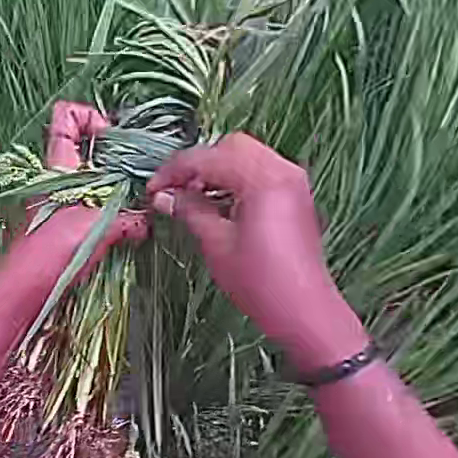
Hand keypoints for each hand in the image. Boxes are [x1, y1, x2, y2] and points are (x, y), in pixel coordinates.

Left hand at [8, 99, 144, 294]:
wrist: (24, 293)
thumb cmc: (51, 252)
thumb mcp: (95, 228)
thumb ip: (127, 218)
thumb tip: (146, 221)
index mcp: (58, 167)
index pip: (67, 117)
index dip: (93, 118)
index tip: (116, 141)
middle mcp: (57, 182)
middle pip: (89, 153)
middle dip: (118, 163)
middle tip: (140, 180)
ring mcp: (60, 207)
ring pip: (95, 185)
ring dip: (119, 194)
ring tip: (139, 209)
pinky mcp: (65, 232)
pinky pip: (94, 214)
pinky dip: (112, 218)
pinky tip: (127, 234)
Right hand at [146, 133, 366, 369]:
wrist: (303, 311)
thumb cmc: (261, 283)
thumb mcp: (217, 245)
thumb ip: (190, 211)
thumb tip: (166, 197)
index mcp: (262, 179)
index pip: (209, 157)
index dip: (176, 170)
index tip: (155, 187)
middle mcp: (282, 171)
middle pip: (231, 147)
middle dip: (199, 164)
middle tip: (174, 189)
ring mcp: (293, 183)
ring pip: (247, 156)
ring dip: (218, 171)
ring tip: (192, 199)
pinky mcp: (296, 198)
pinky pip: (262, 173)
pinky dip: (237, 180)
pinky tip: (218, 204)